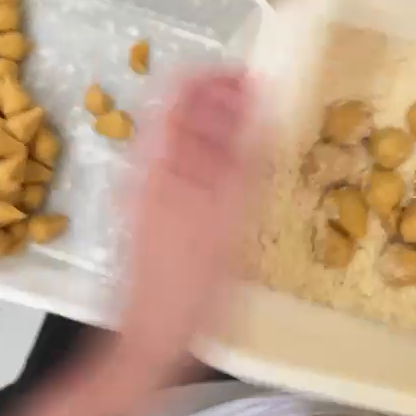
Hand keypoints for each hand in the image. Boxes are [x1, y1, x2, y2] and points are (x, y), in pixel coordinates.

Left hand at [113, 68, 257, 373]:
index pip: (181, 90)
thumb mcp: (225, 220)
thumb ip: (240, 158)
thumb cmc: (188, 288)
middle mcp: (149, 168)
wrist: (149, 341)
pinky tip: (241, 172)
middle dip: (223, 97)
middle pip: (182, 111)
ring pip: (185, 139)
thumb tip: (255, 98)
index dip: (217, 75)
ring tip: (261, 129)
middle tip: (266, 99)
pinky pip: (186, 169)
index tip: (256, 74)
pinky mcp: (158, 215)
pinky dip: (214, 157)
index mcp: (159, 161)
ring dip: (220, 125)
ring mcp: (150, 191)